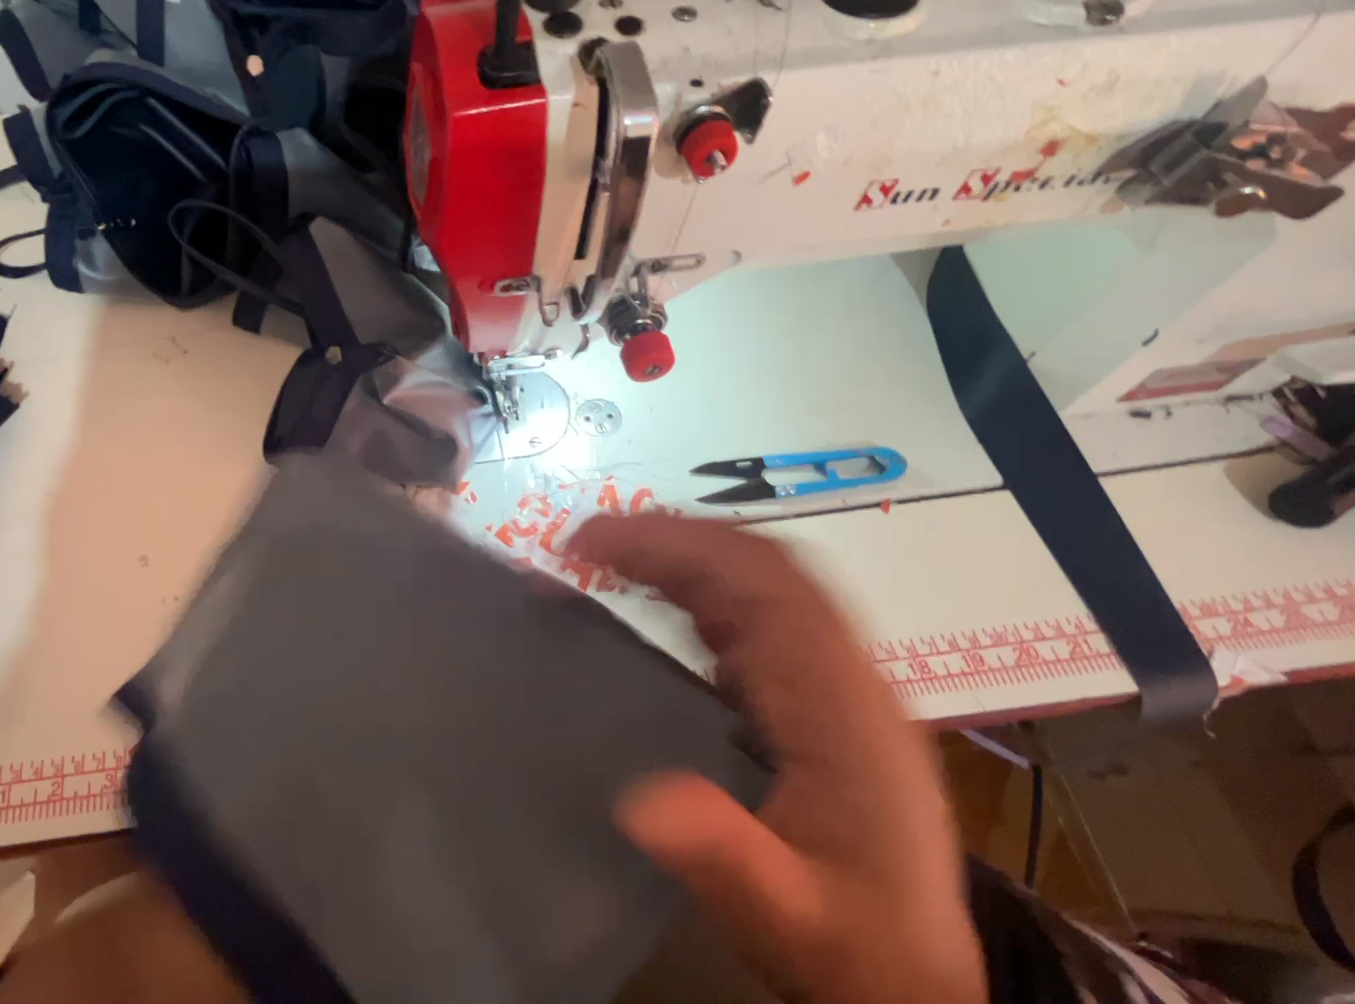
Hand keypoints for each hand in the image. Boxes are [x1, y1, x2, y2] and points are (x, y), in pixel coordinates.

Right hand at [571, 515, 984, 1003]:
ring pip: (759, 585)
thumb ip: (726, 856)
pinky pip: (754, 618)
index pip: (762, 584)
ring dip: (682, 559)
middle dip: (671, 539)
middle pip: (761, 567)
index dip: (677, 545)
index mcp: (841, 704)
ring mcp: (833, 683)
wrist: (917, 982)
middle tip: (580, 544)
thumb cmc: (854, 945)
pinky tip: (656, 608)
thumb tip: (638, 799)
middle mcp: (843, 674)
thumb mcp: (788, 916)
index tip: (591, 543)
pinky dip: (697, 594)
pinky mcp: (816, 700)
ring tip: (604, 562)